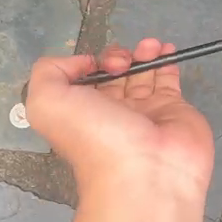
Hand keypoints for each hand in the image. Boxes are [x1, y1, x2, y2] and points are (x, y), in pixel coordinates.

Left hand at [26, 39, 214, 221]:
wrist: (147, 175)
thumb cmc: (96, 139)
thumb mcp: (47, 104)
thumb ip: (50, 72)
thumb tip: (83, 63)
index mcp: (81, 113)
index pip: (83, 80)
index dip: (87, 63)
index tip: (95, 64)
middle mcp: (112, 112)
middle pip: (113, 74)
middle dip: (117, 56)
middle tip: (123, 62)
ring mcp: (145, 110)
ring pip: (142, 71)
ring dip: (143, 52)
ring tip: (150, 46)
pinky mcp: (174, 109)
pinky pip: (169, 77)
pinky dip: (167, 59)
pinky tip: (165, 48)